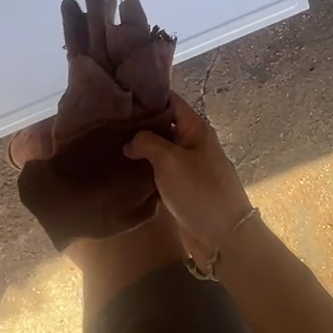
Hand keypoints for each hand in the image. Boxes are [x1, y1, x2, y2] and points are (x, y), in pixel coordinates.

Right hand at [124, 95, 253, 259]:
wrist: (223, 236)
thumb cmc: (199, 191)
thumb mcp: (169, 160)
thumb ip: (146, 142)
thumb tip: (130, 141)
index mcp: (196, 128)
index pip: (171, 101)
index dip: (148, 96)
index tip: (120, 96)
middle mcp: (194, 143)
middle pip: (165, 125)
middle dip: (140, 123)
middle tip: (108, 121)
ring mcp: (190, 166)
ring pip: (162, 150)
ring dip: (141, 148)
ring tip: (110, 142)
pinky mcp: (184, 188)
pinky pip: (162, 172)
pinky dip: (146, 169)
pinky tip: (125, 169)